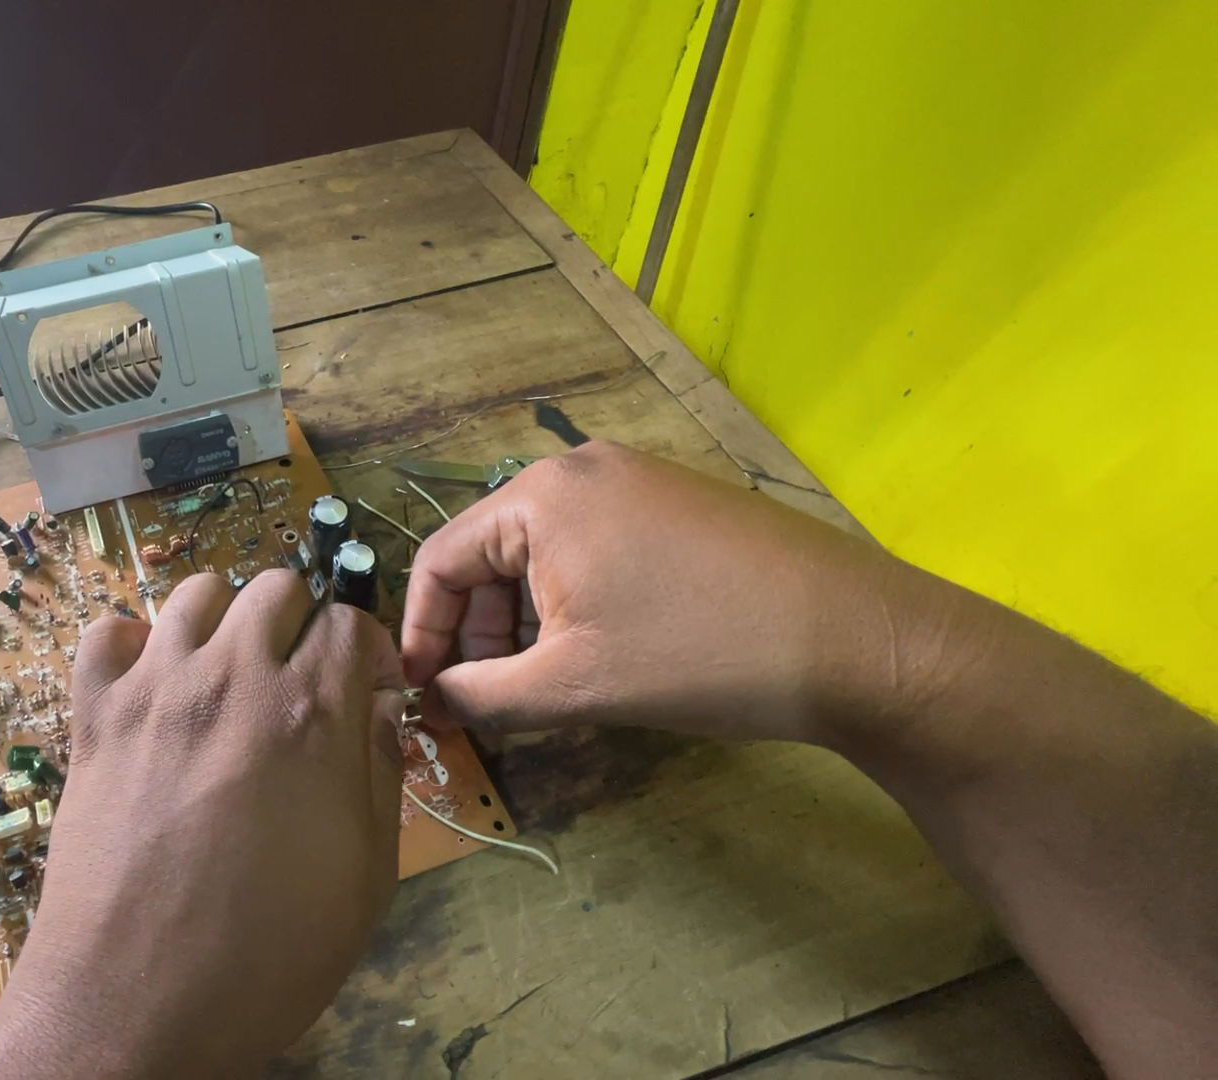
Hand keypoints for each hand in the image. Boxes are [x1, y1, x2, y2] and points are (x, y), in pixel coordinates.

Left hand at [0, 570, 406, 1078]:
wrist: (136, 1005)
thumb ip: (382, 771)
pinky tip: (149, 684)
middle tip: (295, 678)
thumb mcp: (367, 874)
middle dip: (301, 622)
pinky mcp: (96, 713)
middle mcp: (234, 678)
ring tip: (226, 672)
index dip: (367, 652)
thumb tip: (378, 704)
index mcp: (310, 713)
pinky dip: (132, 645)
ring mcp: (156, 688)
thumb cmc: (268, 951)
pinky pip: (108, 634)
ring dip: (224, 620)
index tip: (364, 689)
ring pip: (197, 592)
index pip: (350, 621)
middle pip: (279, 586)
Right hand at [402, 441, 938, 744]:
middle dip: (478, 632)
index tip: (422, 690)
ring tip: (541, 684)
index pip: (441, 559)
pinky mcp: (669, 503)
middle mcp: (577, 470)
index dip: (422, 630)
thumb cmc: (699, 655)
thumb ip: (480, 695)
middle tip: (486, 697)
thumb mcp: (573, 684)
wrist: (870, 644)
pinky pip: (586, 550)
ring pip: (537, 556)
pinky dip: (568, 603)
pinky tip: (591, 651)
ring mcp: (631, 481)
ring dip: (523, 623)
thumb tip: (431, 704)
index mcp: (541, 495)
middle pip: (489, 556)